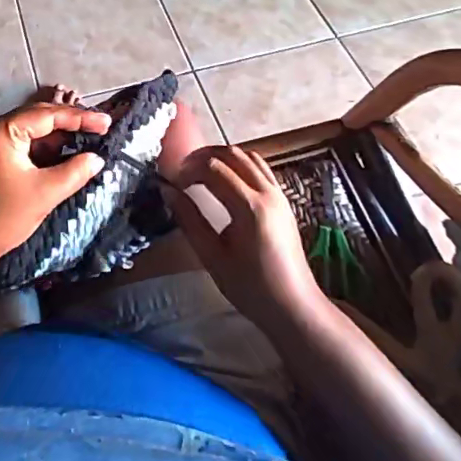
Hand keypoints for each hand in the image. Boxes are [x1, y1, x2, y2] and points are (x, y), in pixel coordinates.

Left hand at [0, 102, 109, 266]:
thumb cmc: (0, 217)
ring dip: (60, 135)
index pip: (49, 115)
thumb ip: (75, 171)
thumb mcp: (45, 193)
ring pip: (34, 130)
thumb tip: (97, 158)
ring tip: (90, 138)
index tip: (107, 124)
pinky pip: (26, 143)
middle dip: (72, 122)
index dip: (81, 118)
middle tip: (102, 127)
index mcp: (4, 129)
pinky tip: (66, 153)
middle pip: (41, 116)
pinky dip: (47, 147)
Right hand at [166, 146, 331, 334]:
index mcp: (249, 207)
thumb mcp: (212, 256)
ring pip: (248, 156)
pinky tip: (225, 180)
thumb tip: (167, 191)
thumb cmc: (251, 288)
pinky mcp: (283, 200)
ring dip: (222, 156)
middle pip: (232, 154)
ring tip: (200, 172)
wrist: (293, 306)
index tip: (172, 182)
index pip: (213, 169)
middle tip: (182, 172)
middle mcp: (267, 192)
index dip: (188, 169)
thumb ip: (189, 220)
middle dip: (203, 156)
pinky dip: (239, 164)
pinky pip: (260, 168)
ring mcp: (279, 194)